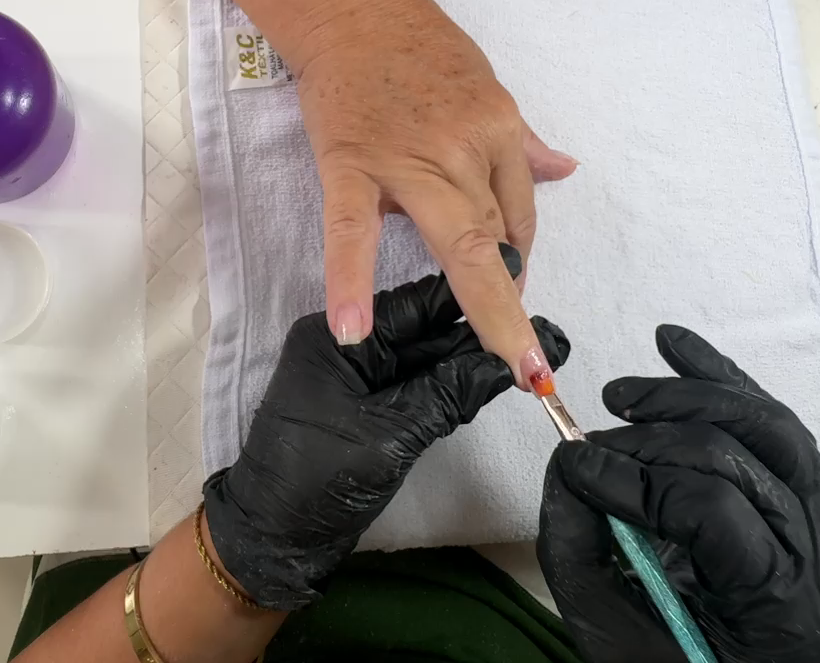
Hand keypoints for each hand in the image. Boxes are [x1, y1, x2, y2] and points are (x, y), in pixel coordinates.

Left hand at [204, 260, 569, 609]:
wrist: (274, 541)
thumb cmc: (319, 479)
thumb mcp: (388, 434)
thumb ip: (446, 394)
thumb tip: (505, 365)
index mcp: (337, 336)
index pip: (412, 307)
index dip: (466, 298)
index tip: (518, 278)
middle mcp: (348, 346)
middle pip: (423, 330)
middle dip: (480, 332)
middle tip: (544, 330)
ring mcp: (358, 377)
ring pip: (424, 359)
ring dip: (472, 358)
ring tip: (534, 351)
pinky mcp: (368, 407)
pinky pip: (415, 384)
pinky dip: (450, 383)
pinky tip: (491, 375)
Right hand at [293, 0, 576, 386]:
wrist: (351, 10)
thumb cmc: (417, 42)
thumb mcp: (485, 83)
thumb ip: (520, 138)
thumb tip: (563, 170)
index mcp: (498, 126)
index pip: (519, 206)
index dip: (520, 252)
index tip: (513, 283)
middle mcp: (464, 148)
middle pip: (499, 235)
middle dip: (518, 302)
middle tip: (534, 365)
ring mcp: (407, 160)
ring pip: (454, 239)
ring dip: (482, 302)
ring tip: (502, 360)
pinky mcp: (351, 164)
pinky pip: (352, 230)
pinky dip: (351, 280)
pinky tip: (352, 329)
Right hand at [538, 325, 819, 662]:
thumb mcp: (606, 621)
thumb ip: (579, 538)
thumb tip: (569, 459)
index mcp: (780, 610)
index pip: (713, 511)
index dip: (636, 479)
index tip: (576, 463)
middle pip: (737, 457)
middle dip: (649, 442)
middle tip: (594, 446)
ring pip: (768, 425)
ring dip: (686, 396)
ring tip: (621, 396)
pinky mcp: (811, 498)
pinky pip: (772, 421)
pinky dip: (719, 375)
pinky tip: (671, 342)